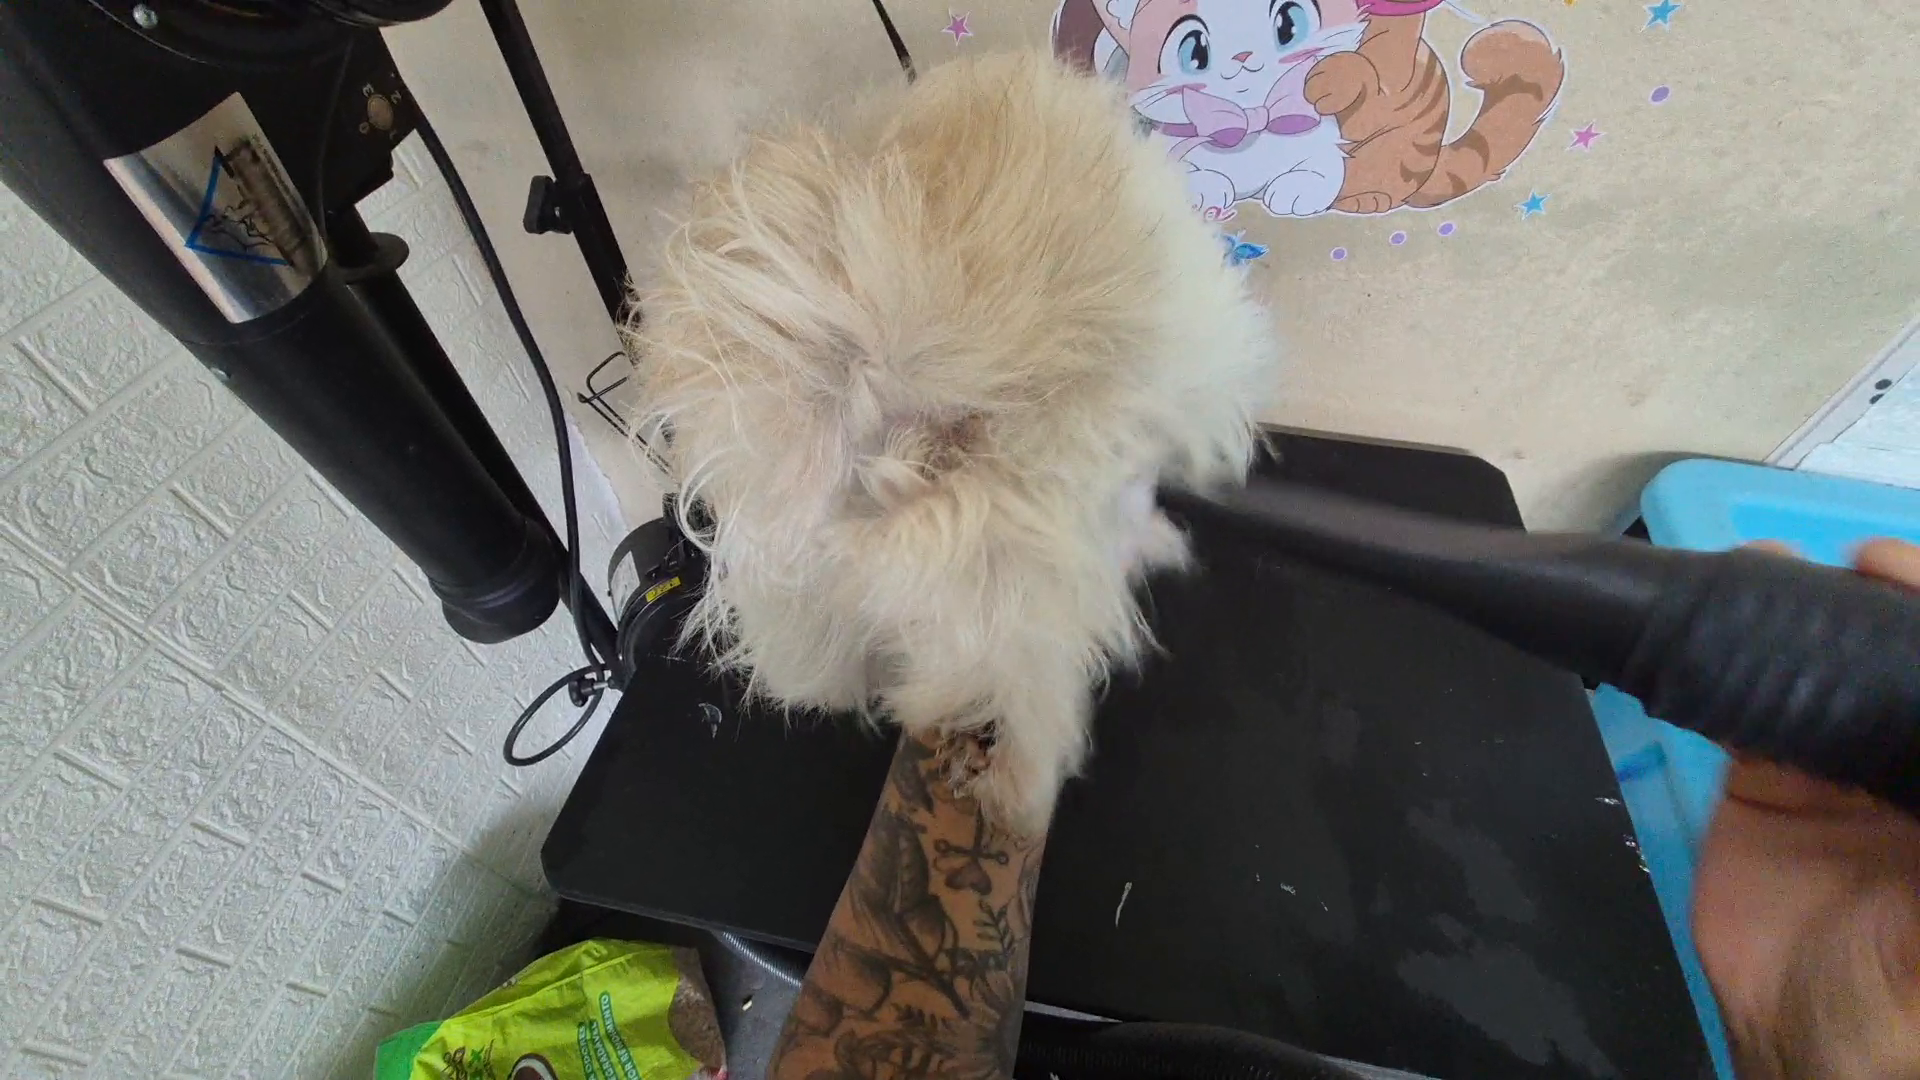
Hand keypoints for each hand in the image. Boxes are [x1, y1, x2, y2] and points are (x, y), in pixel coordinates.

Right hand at [1692, 539, 1919, 1077]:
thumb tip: (1897, 665)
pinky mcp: (1771, 793)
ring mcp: (1853, 780)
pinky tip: (1708, 644)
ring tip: (1757, 576)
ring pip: (1824, 682)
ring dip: (1793, 629)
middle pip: (1896, 670)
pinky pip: (1748, 721)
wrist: (1831, 1045)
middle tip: (1825, 564)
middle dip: (1870, 608)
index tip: (1886, 566)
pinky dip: (1726, 679)